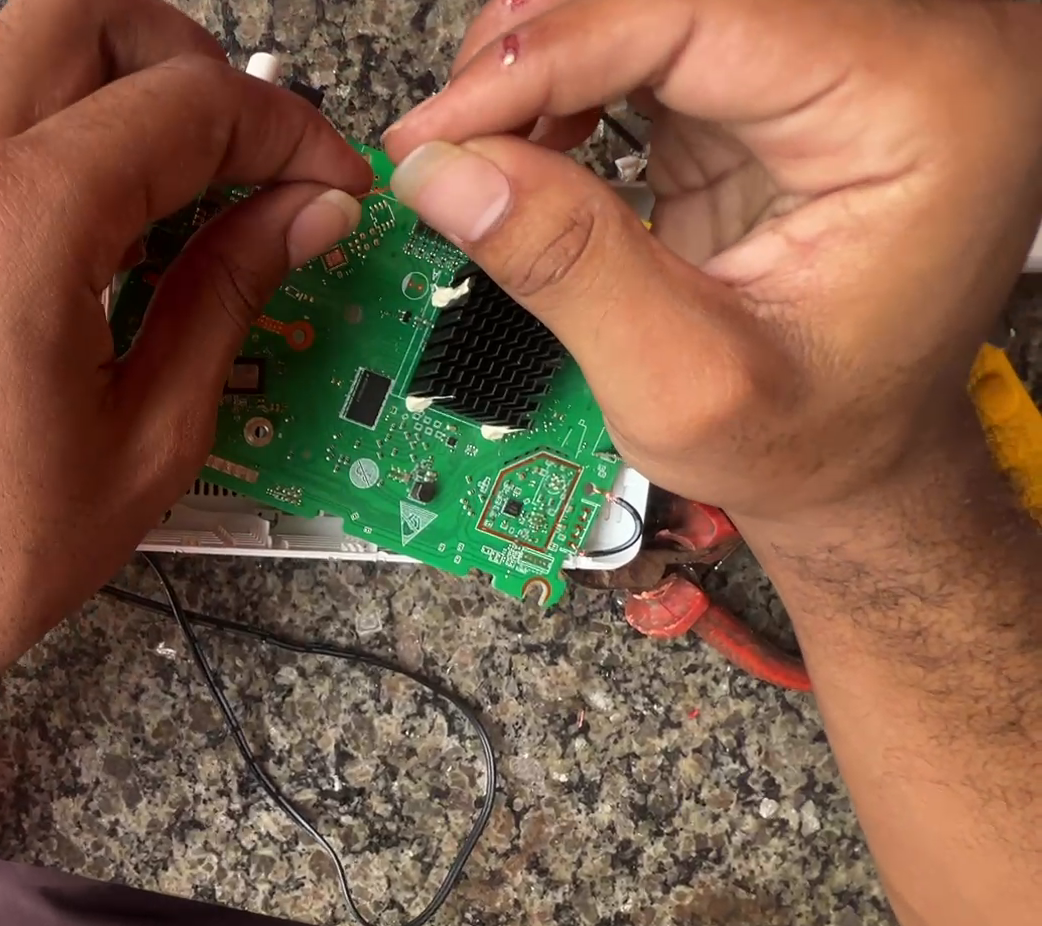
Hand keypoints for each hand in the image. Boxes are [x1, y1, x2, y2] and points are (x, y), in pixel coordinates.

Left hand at [0, 0, 370, 834]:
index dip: (279, 131)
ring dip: (119, 91)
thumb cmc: (3, 548)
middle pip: (84, 19)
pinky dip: (57, 136)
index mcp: (18, 224)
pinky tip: (106, 221)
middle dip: (189, 63)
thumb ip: (228, 295)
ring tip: (186, 189)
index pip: (183, 104)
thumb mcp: (152, 433)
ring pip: (24, 58)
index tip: (324, 181)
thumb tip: (299, 215)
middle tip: (247, 155)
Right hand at [381, 0, 1041, 532]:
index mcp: (919, 110)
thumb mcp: (671, 377)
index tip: (431, 133)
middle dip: (537, 48)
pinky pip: (650, 46)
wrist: (842, 456)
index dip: (544, 60)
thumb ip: (562, 264)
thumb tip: (445, 177)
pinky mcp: (770, 95)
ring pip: (655, 5)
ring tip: (475, 149)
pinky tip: (526, 145)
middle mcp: (901, 57)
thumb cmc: (793, 432)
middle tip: (442, 139)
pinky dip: (563, 87)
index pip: (703, 13)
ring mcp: (834, 68)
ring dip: (542, 63)